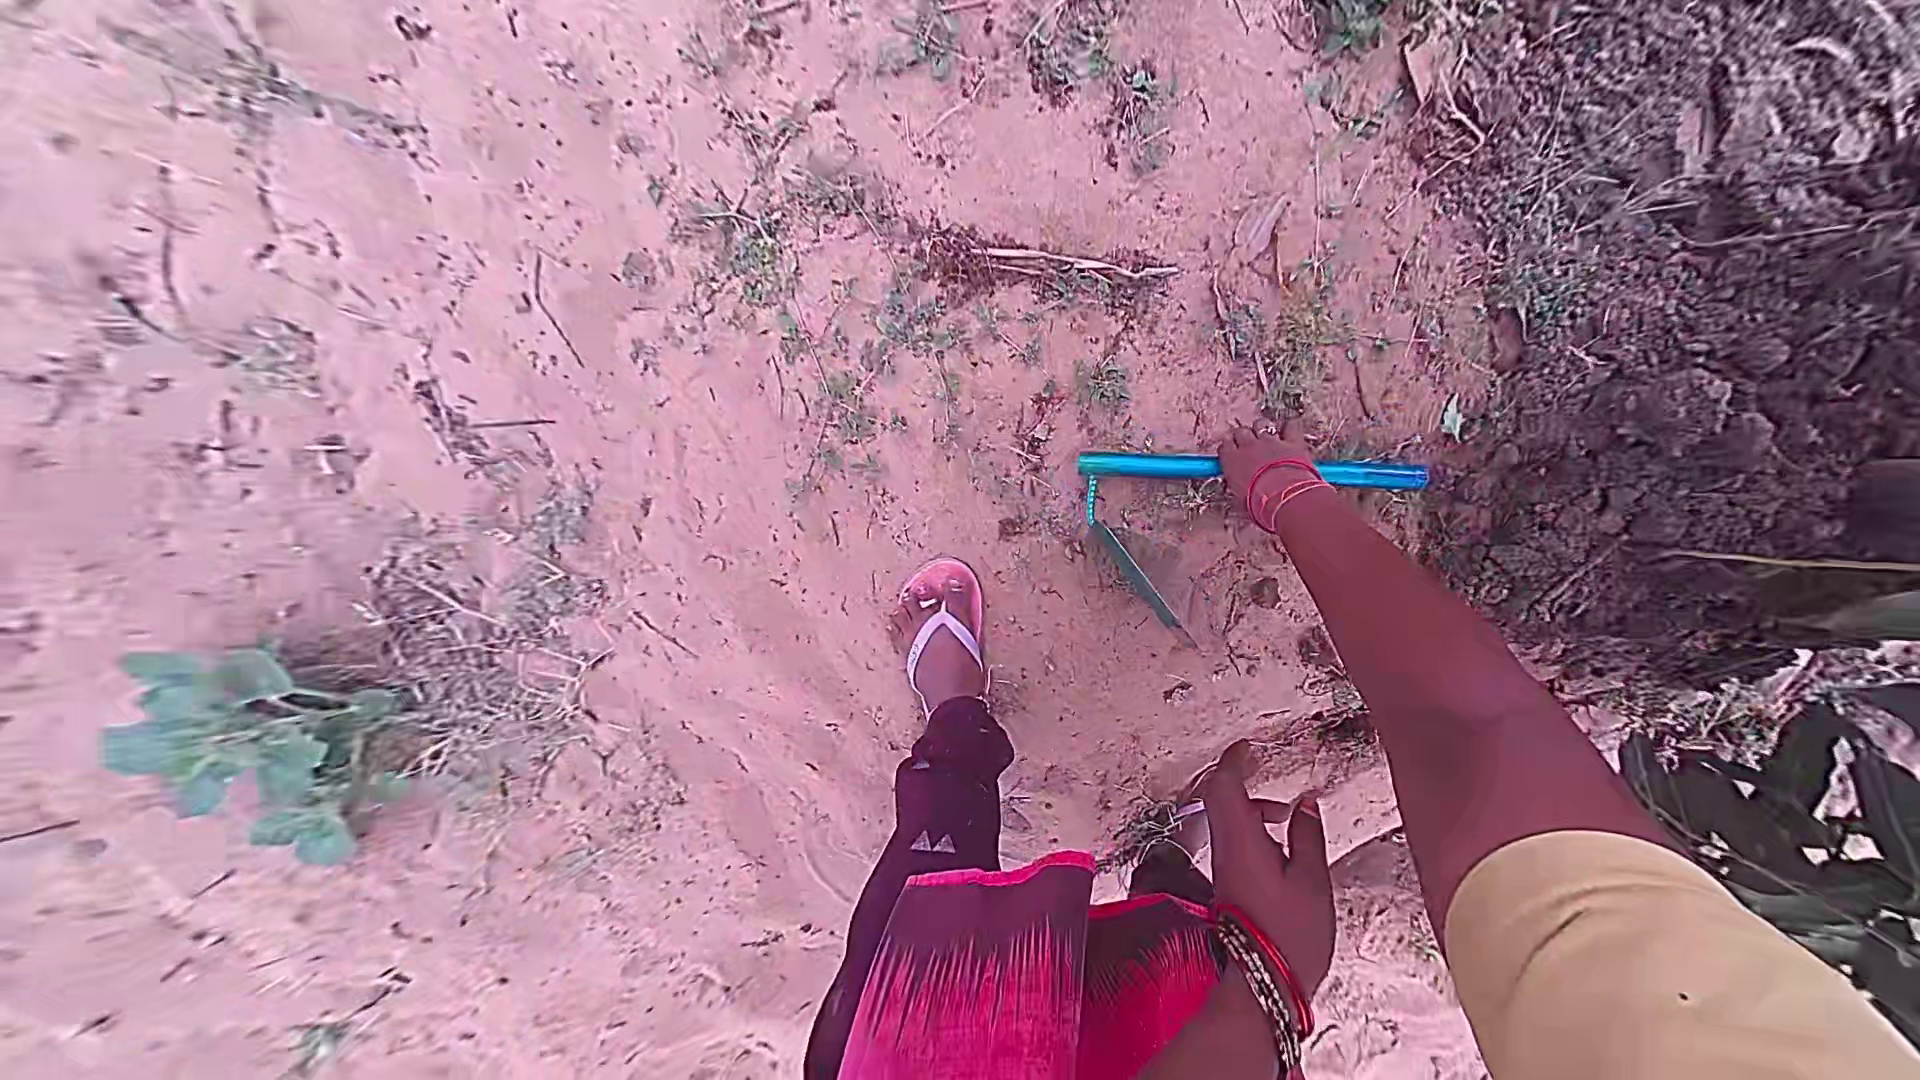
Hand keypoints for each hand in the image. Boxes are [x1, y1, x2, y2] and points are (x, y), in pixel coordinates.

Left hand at [1198, 740, 1334, 1002]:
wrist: (1263, 977)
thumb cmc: (1291, 933)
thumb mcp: (1312, 882)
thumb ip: (1307, 836)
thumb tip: (1306, 801)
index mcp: (1241, 838)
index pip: (1224, 784)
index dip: (1232, 760)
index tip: (1246, 745)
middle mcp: (1225, 844)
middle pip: (1218, 794)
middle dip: (1237, 775)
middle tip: (1260, 765)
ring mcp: (1223, 859)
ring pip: (1226, 814)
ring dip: (1251, 803)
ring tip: (1285, 815)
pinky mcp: (1228, 874)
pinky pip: (1233, 833)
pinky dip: (1252, 823)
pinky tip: (1279, 840)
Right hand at [1219, 426, 1317, 528]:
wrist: (1282, 495)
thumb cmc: (1257, 500)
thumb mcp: (1238, 496)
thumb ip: (1237, 484)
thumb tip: (1240, 488)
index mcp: (1231, 459)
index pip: (1224, 446)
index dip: (1227, 446)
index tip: (1229, 449)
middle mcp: (1249, 446)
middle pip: (1241, 432)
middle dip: (1242, 435)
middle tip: (1245, 441)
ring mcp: (1270, 442)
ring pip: (1261, 425)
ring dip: (1261, 428)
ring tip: (1264, 434)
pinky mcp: (1291, 442)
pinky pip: (1291, 426)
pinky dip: (1290, 426)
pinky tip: (1289, 428)